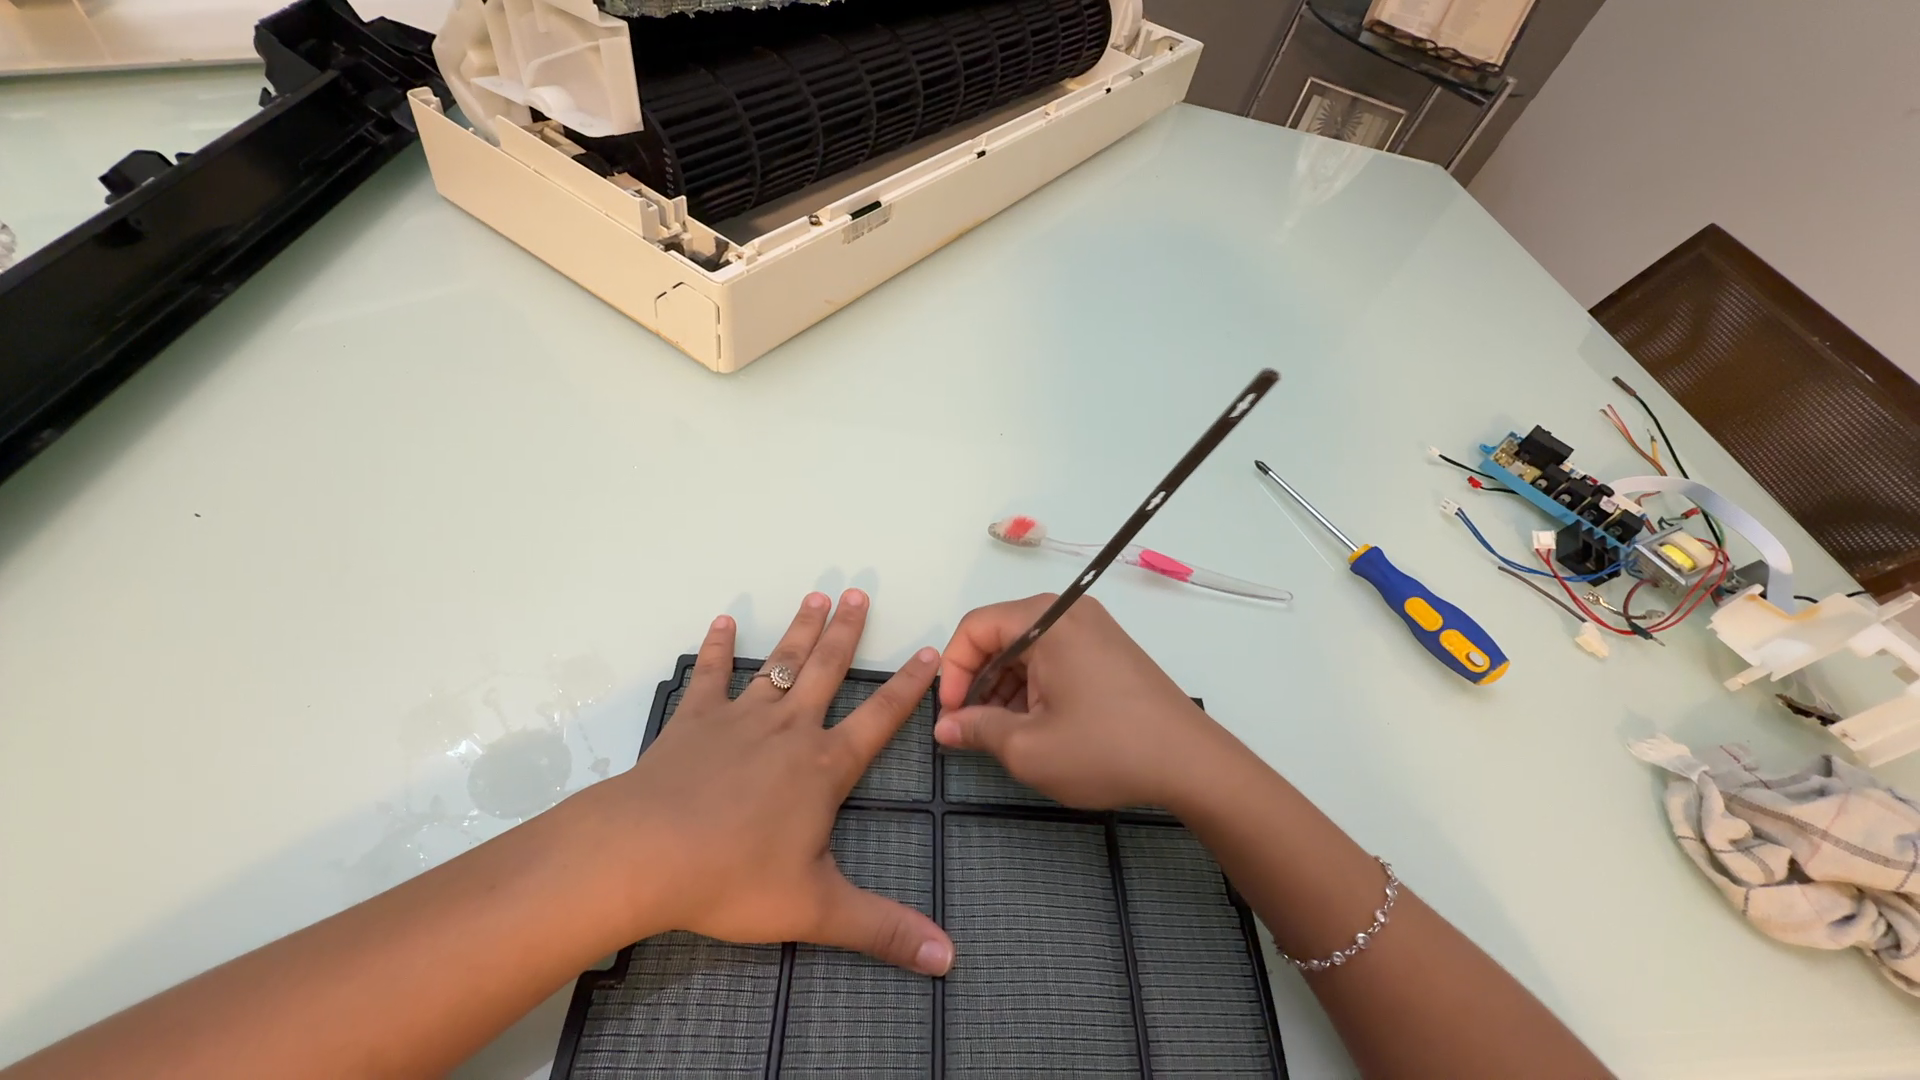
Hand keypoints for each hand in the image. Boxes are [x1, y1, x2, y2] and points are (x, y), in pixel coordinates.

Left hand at [581, 590, 952, 975]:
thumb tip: (947, 957)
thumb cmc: (733, 877)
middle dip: (847, 632)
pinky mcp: (694, 719)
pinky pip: (707, 675)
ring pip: (779, 663)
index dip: (909, 686)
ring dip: (799, 628)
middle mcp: (789, 729)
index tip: (930, 651)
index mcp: (823, 766)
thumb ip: (883, 929)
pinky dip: (714, 647)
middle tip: (861, 593)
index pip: (881, 718)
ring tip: (817, 594)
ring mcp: (739, 718)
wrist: (644, 855)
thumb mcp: (816, 909)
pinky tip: (720, 621)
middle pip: (826, 669)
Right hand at [934, 594, 1236, 810]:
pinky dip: (1035, 688)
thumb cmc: (1106, 749)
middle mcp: (1069, 613)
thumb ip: (977, 730)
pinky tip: (1037, 727)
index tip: (951, 716)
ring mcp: (1093, 630)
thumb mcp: (1028, 748)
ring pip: (1027, 650)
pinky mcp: (1107, 651)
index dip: (953, 671)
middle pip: (1001, 635)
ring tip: (1006, 735)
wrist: (1192, 763)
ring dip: (1006, 689)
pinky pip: (1054, 658)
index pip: (975, 627)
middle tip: (974, 730)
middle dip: (979, 683)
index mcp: (1047, 620)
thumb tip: (945, 727)